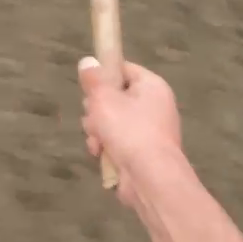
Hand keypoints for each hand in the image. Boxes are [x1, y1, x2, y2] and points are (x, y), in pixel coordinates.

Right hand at [78, 56, 182, 204]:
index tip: (89, 86)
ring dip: (97, 129)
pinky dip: (106, 146)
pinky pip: (117, 141)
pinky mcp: (142, 153)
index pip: (123, 69)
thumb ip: (93, 79)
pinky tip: (100, 153)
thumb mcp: (104, 98)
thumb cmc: (129, 131)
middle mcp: (154, 106)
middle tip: (93, 114)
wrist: (151, 180)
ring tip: (97, 139)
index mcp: (152, 86)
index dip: (103, 75)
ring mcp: (149, 131)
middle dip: (96, 108)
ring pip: (111, 120)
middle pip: (114, 96)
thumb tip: (88, 61)